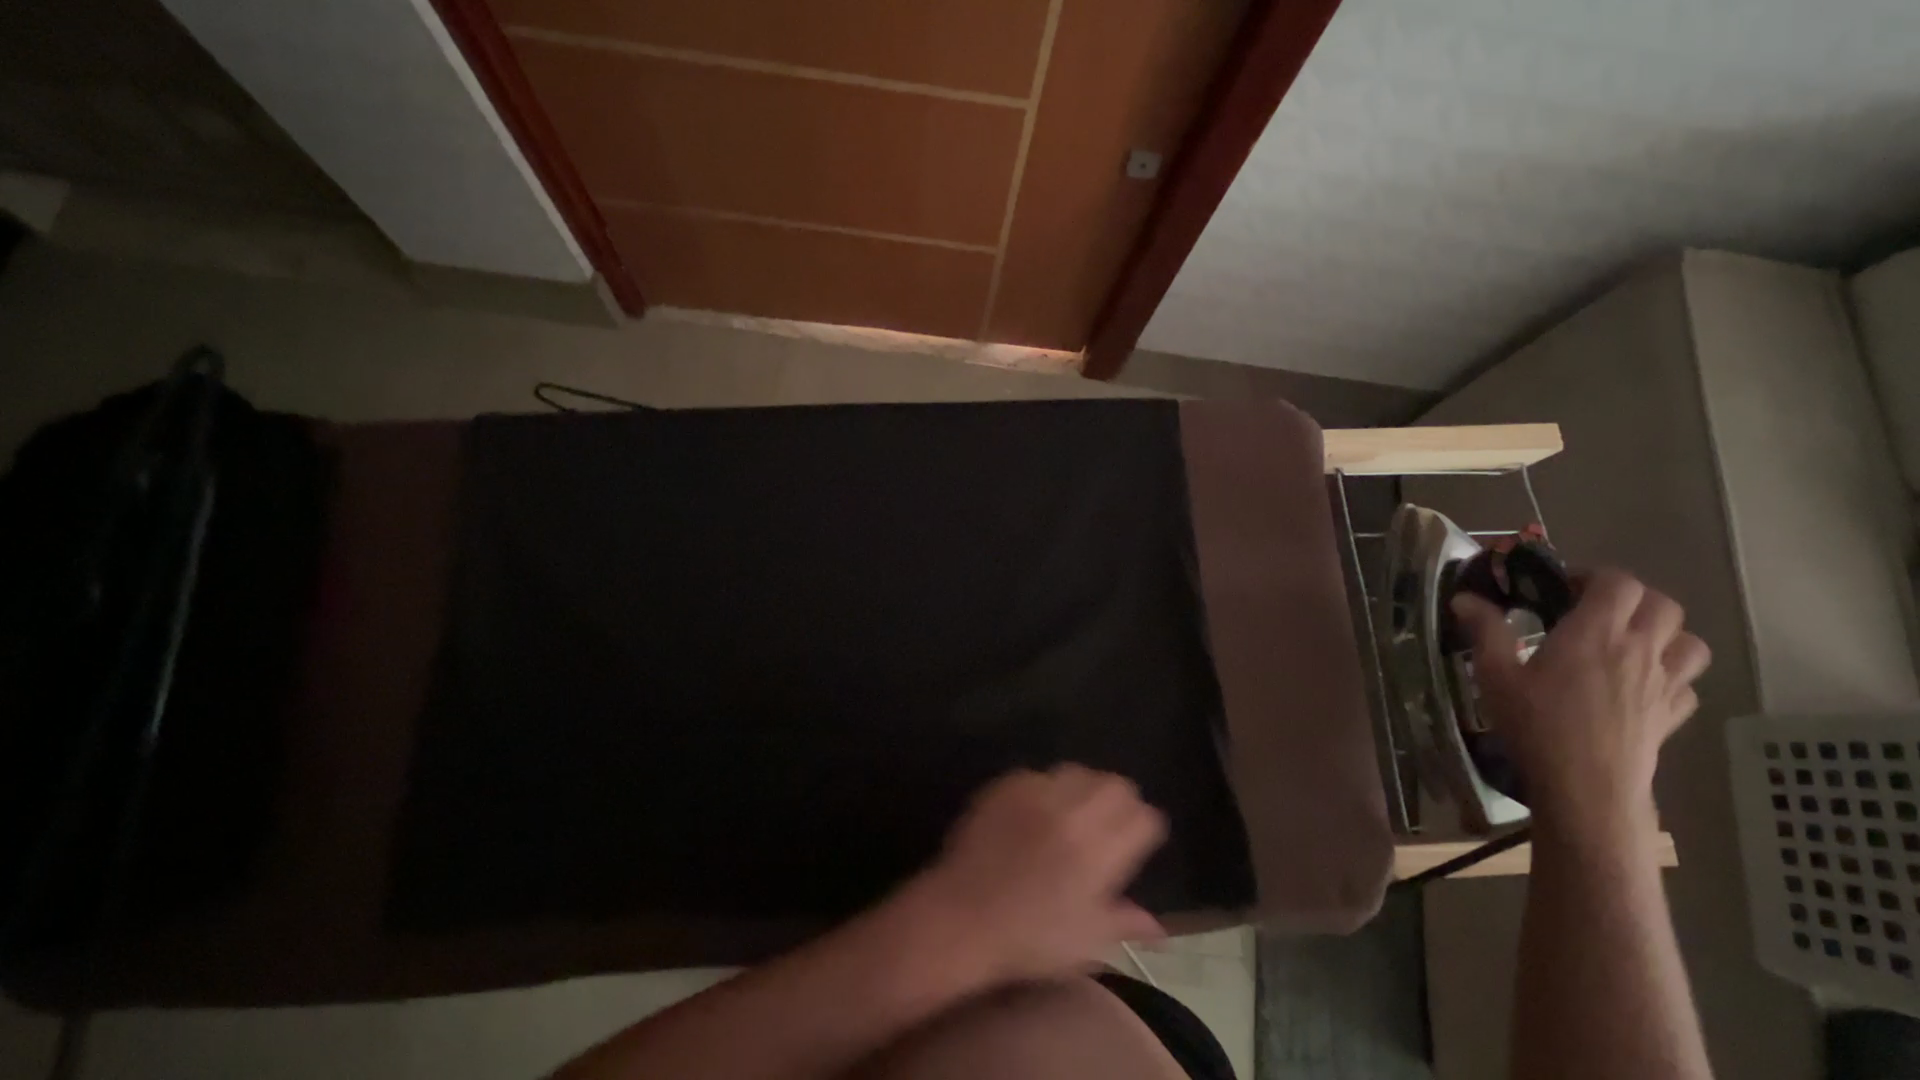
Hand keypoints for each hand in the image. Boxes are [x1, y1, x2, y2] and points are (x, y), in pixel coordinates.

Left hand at [900, 764, 1166, 987]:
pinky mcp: (1004, 787)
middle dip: (1120, 802)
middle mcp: (1072, 813)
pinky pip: (1037, 774)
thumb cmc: (1027, 940)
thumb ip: (1125, 922)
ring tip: (1073, 814)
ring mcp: (1035, 795)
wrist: (959, 920)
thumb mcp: (1085, 942)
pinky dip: (1044, 789)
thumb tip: (1159, 926)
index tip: (1136, 844)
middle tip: (1108, 826)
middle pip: (1117, 785)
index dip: (1144, 829)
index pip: (1144, 818)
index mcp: (1100, 852)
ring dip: (1083, 789)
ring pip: (1078, 771)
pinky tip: (1036, 813)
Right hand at [1452, 568, 1709, 843]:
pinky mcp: (1673, 714)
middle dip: (1632, 600)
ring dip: (1664, 634)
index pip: (1618, 582)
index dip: (1594, 577)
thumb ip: (1485, 630)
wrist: (1586, 788)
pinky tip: (1641, 686)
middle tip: (1595, 613)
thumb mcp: (1495, 675)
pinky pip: (1686, 683)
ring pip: (1688, 641)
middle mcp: (1640, 649)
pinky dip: (1670, 675)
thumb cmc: (1537, 726)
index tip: (1563, 589)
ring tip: (1630, 645)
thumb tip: (1464, 598)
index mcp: (1597, 632)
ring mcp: (1665, 683)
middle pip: (1662, 604)